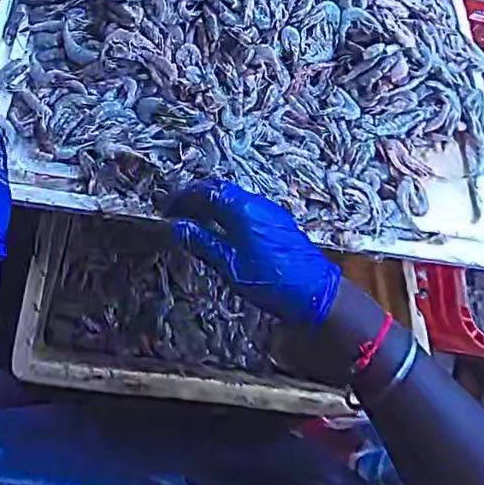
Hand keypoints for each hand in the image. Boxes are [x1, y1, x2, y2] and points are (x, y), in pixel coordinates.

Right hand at [166, 179, 341, 326]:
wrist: (318, 295)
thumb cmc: (270, 280)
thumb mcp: (229, 264)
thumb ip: (201, 242)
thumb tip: (174, 227)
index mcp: (240, 207)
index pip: (203, 192)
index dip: (180, 200)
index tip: (165, 213)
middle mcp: (254, 201)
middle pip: (216, 189)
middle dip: (193, 199)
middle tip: (176, 215)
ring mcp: (267, 210)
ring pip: (230, 197)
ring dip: (208, 205)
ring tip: (193, 224)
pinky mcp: (275, 221)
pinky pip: (242, 206)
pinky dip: (223, 212)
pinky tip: (219, 231)